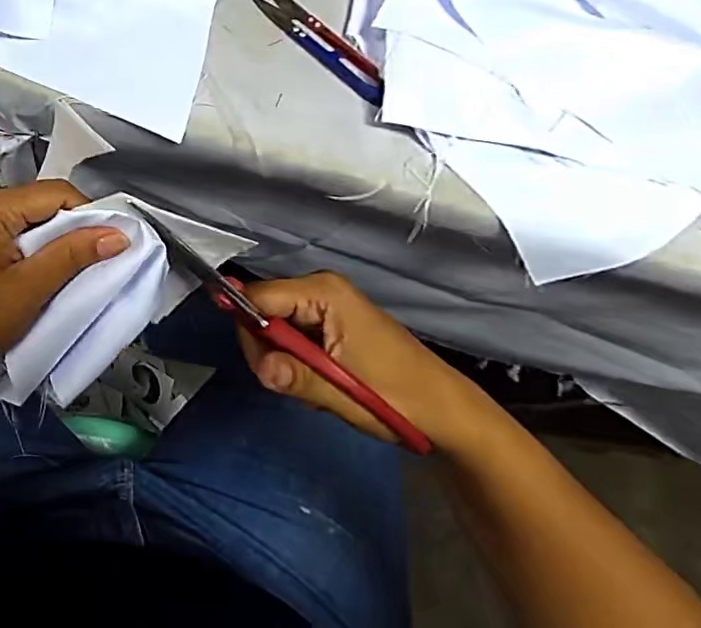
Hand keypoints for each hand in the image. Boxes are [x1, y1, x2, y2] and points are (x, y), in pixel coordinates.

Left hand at [0, 180, 128, 419]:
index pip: (55, 192)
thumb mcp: (29, 289)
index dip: (89, 214)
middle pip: (40, 201)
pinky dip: (30, 245)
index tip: (111, 244)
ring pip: (27, 216)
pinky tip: (39, 269)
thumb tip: (118, 234)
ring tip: (68, 269)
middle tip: (94, 260)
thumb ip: (72, 256)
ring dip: (50, 239)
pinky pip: (9, 227)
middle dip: (70, 228)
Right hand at [238, 272, 499, 453]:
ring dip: (283, 358)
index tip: (266, 368)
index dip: (251, 331)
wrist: (449, 414)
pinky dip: (295, 358)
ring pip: (273, 324)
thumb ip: (298, 377)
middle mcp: (319, 287)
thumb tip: (261, 367)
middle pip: (261, 310)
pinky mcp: (328, 317)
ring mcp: (324, 301)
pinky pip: (290, 331)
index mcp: (323, 292)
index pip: (256, 297)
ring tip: (316, 385)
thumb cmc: (402, 400)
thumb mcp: (345, 395)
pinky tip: (320, 378)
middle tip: (294, 383)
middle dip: (269, 350)